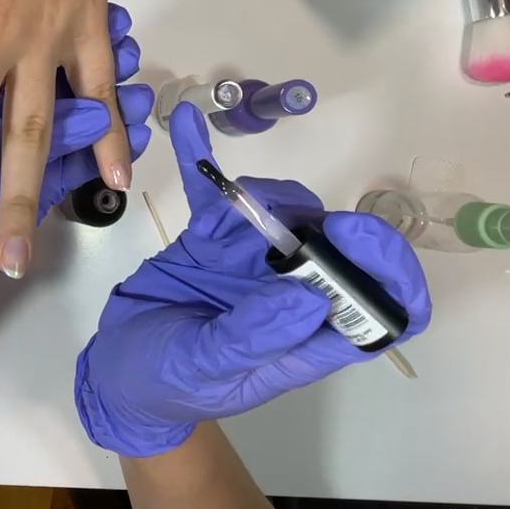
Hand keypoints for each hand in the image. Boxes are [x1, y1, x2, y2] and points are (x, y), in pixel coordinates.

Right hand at [73, 104, 431, 456]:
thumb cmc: (167, 382)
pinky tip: (189, 126)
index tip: (360, 237)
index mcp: (308, 337)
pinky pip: (213, 198)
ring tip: (227, 196)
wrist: (120, 367)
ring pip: (281, 214)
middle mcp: (290, 293)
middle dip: (318, 221)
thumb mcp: (206, 368)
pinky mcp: (209, 241)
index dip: (389, 270)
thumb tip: (311, 295)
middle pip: (333, 246)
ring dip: (263, 195)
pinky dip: (203, 163)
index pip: (383, 305)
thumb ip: (253, 337)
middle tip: (276, 211)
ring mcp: (249, 262)